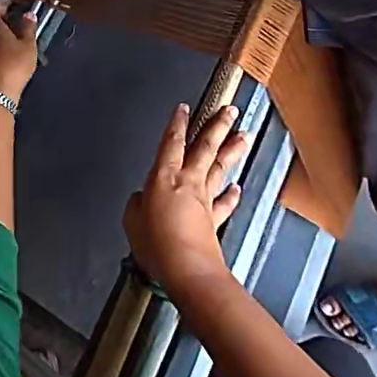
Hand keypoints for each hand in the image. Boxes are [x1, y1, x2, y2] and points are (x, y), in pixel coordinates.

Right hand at [123, 103, 249, 295]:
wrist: (187, 269)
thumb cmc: (156, 243)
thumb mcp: (132, 219)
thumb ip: (137, 204)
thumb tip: (142, 200)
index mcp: (164, 177)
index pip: (172, 142)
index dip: (177, 124)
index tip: (184, 108)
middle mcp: (188, 183)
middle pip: (205, 147)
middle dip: (217, 126)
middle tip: (230, 110)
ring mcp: (204, 200)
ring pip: (220, 168)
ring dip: (232, 150)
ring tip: (244, 134)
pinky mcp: (214, 220)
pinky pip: (225, 202)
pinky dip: (232, 194)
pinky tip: (237, 187)